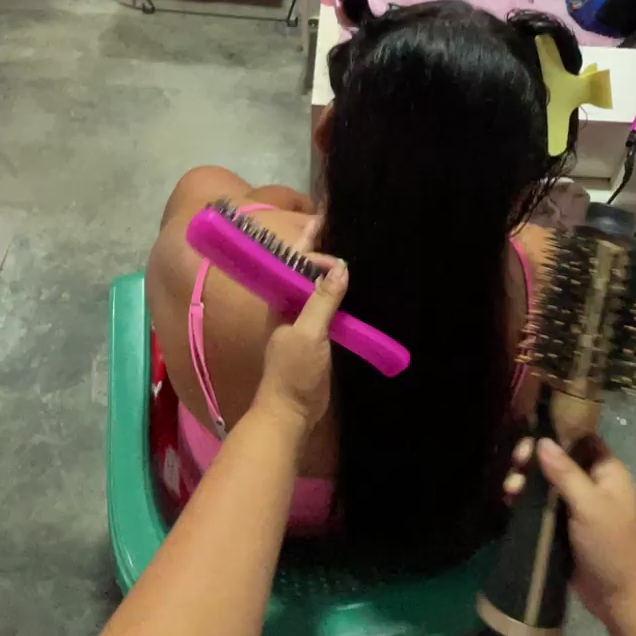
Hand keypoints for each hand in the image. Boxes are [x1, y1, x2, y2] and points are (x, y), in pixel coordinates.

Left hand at [250, 245, 345, 434]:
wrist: (289, 414)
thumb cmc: (292, 372)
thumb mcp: (309, 334)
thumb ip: (323, 301)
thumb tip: (340, 268)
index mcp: (282, 302)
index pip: (295, 263)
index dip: (310, 242)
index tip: (325, 220)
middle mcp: (290, 307)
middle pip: (306, 272)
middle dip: (321, 252)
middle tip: (340, 228)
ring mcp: (303, 323)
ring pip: (318, 289)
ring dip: (331, 273)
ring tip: (349, 251)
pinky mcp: (317, 338)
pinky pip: (328, 308)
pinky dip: (340, 296)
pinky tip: (353, 290)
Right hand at [504, 435, 635, 626]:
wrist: (616, 600)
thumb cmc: (611, 547)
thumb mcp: (590, 506)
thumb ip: (565, 473)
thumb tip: (542, 440)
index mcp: (607, 471)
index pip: (581, 437)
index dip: (558, 432)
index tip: (532, 434)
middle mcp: (590, 482)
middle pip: (557, 457)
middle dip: (534, 458)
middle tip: (516, 462)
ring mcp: (574, 503)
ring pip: (544, 479)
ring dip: (525, 479)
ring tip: (510, 488)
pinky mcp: (560, 523)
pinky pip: (539, 502)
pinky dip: (524, 498)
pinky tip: (509, 499)